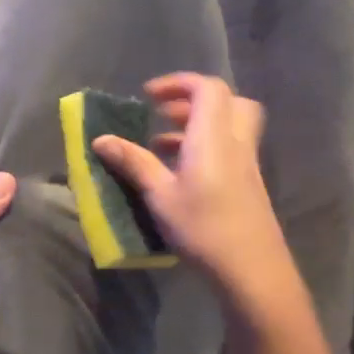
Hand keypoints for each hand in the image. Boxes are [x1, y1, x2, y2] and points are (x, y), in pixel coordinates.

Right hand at [92, 74, 289, 295]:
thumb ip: (133, 162)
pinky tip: (180, 173)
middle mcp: (235, 143)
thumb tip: (101, 139)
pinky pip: (229, 148)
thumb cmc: (202, 228)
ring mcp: (246, 164)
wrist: (252, 270)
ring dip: (198, 124)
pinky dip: (205, 147)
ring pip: (230, 125)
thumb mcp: (159, 196)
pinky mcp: (248, 184)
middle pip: (227, 101)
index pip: (207, 89)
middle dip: (192, 100)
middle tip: (161, 114)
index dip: (178, 83)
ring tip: (161, 144)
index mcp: (213, 138)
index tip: (148, 97)